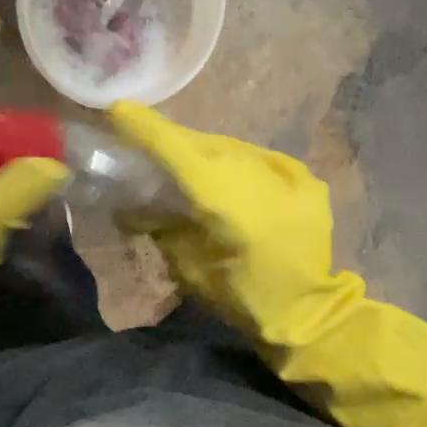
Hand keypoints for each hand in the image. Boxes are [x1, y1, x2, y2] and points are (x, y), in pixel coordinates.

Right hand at [110, 101, 426, 426]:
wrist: (308, 316)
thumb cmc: (241, 300)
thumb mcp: (188, 266)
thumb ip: (162, 227)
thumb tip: (131, 203)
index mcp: (228, 205)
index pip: (181, 153)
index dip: (149, 130)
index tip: (119, 110)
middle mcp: (260, 180)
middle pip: (207, 145)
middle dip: (173, 142)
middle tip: (144, 140)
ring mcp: (289, 177)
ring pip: (234, 149)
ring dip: (204, 152)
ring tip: (183, 163)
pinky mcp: (307, 181)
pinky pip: (261, 161)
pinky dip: (237, 165)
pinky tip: (226, 176)